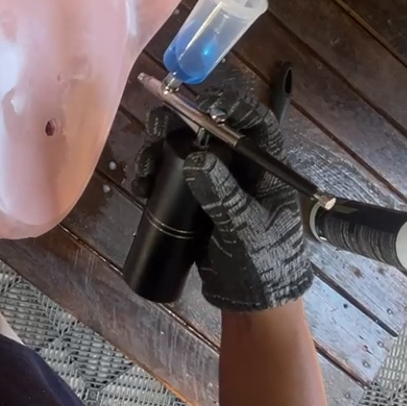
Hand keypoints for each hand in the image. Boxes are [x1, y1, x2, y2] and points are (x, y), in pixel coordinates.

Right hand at [133, 90, 311, 312]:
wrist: (249, 301)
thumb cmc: (263, 263)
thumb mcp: (245, 229)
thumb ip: (224, 195)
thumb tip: (196, 158)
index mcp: (265, 167)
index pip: (254, 121)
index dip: (231, 104)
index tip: (202, 106)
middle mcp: (238, 165)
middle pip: (208, 127)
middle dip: (178, 123)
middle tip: (155, 129)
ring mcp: (213, 179)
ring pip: (183, 147)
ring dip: (158, 148)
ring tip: (143, 167)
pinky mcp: (192, 196)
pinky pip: (169, 173)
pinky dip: (152, 173)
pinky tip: (141, 185)